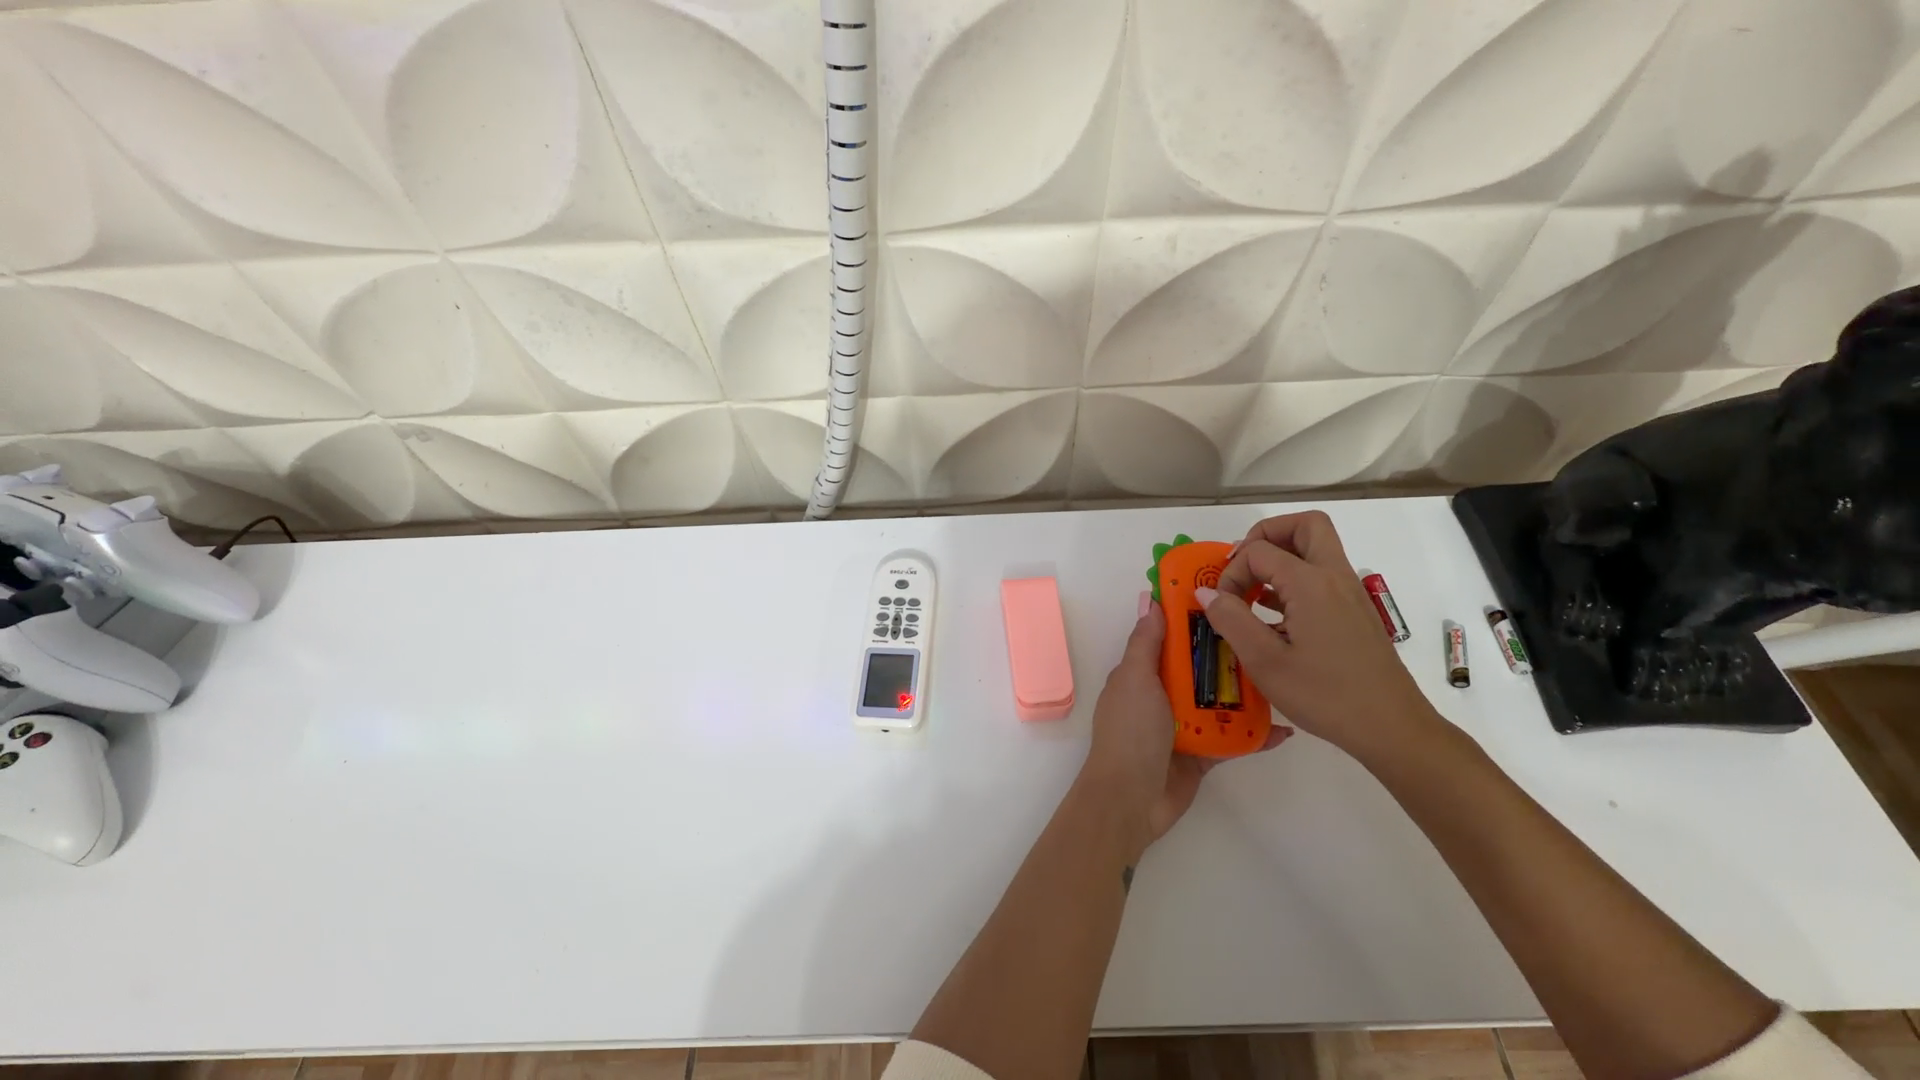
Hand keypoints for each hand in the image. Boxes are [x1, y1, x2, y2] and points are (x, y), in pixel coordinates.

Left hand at [1077, 593, 1287, 856]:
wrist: (1130, 799)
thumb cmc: (1130, 732)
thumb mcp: (1135, 679)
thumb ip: (1146, 642)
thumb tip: (1149, 599)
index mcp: (1142, 673)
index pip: (1169, 637)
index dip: (1192, 617)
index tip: (1226, 595)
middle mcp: (1163, 695)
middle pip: (1201, 667)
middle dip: (1229, 654)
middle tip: (1267, 635)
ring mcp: (1184, 725)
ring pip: (1221, 700)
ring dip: (1248, 693)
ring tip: (1282, 676)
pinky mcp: (1203, 754)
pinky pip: (1233, 738)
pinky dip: (1256, 735)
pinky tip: (1284, 729)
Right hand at [1195, 511, 1439, 759]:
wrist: (1391, 726)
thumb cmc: (1325, 695)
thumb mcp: (1265, 662)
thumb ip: (1231, 620)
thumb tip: (1206, 593)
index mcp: (1311, 583)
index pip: (1259, 551)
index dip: (1232, 573)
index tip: (1223, 606)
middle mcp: (1334, 577)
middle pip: (1305, 525)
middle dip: (1267, 535)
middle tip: (1243, 565)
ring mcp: (1350, 593)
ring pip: (1317, 549)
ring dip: (1282, 557)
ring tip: (1253, 592)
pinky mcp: (1356, 613)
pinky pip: (1323, 576)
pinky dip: (1296, 580)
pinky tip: (1274, 617)